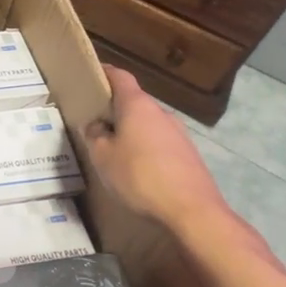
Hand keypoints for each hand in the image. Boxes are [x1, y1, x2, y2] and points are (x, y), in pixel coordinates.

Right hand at [83, 66, 228, 233]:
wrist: (194, 213)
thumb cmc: (140, 177)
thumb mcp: (102, 157)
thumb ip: (94, 135)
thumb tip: (96, 125)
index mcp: (137, 104)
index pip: (119, 76)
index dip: (105, 73)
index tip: (91, 77)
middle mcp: (161, 112)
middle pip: (135, 102)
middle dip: (117, 110)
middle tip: (99, 124)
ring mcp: (180, 135)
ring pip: (150, 125)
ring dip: (135, 133)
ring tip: (119, 153)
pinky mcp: (191, 157)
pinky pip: (163, 145)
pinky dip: (150, 151)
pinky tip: (143, 173)